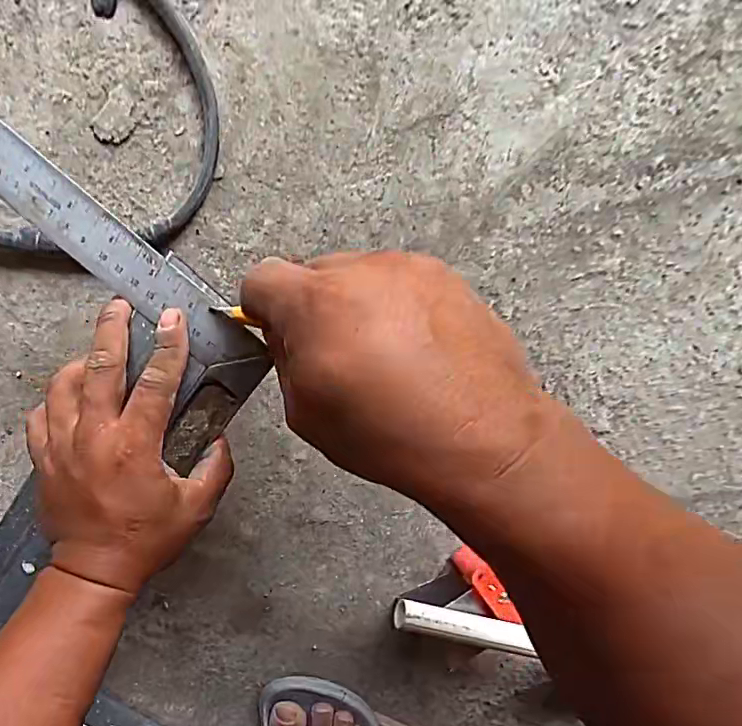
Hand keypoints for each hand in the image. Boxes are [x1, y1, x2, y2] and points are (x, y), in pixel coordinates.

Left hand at [28, 300, 234, 593]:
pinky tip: (65, 399)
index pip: (154, 381)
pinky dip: (52, 400)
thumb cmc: (144, 543)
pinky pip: (39, 416)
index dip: (168, 346)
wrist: (94, 570)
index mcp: (134, 445)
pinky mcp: (43, 460)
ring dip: (79, 361)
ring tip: (92, 352)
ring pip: (62, 385)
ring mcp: (62, 446)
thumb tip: (219, 442)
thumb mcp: (195, 509)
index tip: (172, 320)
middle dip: (111, 329)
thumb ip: (215, 470)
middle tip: (118, 307)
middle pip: (99, 366)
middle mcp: (94, 436)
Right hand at [237, 252, 567, 509]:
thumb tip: (284, 337)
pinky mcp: (446, 277)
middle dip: (313, 311)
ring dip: (358, 310)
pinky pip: (401, 286)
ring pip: (360, 278)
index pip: (262, 279)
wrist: (479, 439)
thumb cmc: (397, 435)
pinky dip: (397, 311)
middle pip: (314, 274)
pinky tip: (412, 356)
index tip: (273, 329)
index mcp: (316, 304)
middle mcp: (363, 272)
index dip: (261, 309)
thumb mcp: (308, 413)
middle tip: (331, 357)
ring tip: (381, 363)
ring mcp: (410, 269)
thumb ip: (285, 361)